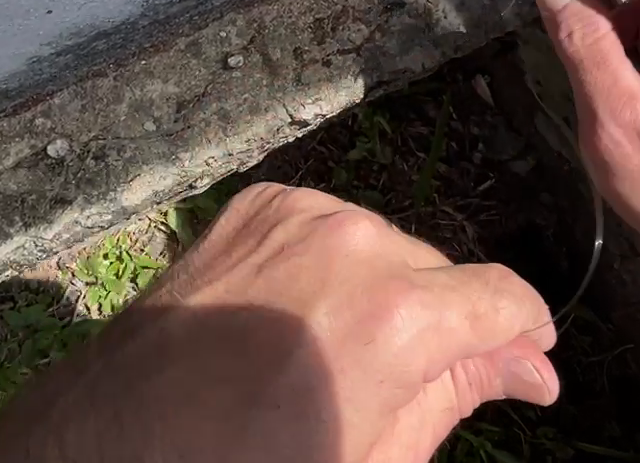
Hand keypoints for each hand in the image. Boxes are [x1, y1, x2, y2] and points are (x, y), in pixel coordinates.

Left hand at [0, 183, 557, 462]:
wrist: (111, 447)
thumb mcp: (374, 460)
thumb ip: (459, 396)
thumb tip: (528, 367)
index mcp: (397, 314)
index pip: (503, 297)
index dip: (524, 332)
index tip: (526, 360)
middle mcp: (357, 238)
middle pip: (441, 273)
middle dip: (445, 322)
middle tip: (409, 379)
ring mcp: (303, 210)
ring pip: (385, 244)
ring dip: (385, 289)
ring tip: (340, 348)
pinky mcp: (261, 201)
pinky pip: (329, 223)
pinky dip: (332, 262)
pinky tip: (301, 309)